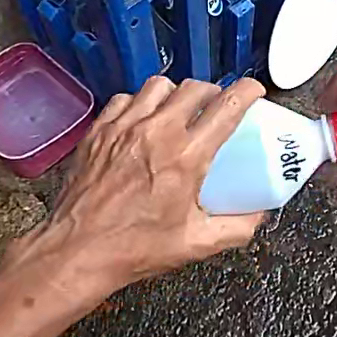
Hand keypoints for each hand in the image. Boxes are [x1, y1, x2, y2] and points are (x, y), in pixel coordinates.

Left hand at [7, 75, 268, 301]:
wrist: (77, 251)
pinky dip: (140, 103)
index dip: (247, 92)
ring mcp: (123, 128)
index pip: (226, 107)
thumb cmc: (135, 248)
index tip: (254, 91)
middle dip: (213, 92)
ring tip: (179, 110)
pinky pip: (125, 99)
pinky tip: (143, 120)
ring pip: (158, 86)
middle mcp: (155, 132)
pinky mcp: (99, 131)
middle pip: (194, 87)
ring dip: (176, 93)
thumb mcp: (197, 243)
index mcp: (186, 157)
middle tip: (217, 107)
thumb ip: (238, 227)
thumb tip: (258, 215)